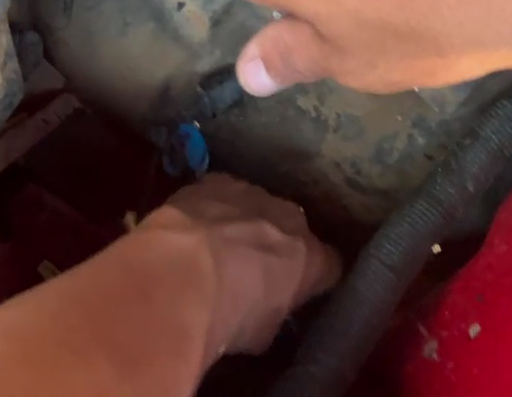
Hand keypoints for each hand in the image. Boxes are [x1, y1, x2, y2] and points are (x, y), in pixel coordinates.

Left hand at [137, 175, 340, 356]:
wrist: (181, 272)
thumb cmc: (230, 314)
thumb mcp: (263, 333)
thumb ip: (275, 310)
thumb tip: (268, 306)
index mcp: (311, 258)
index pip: (330, 265)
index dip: (316, 278)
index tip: (303, 289)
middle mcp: (289, 217)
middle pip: (293, 228)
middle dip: (279, 243)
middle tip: (256, 267)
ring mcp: (253, 192)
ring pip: (258, 206)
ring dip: (246, 221)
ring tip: (219, 245)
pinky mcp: (217, 180)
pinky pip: (224, 192)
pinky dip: (215, 206)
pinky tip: (195, 225)